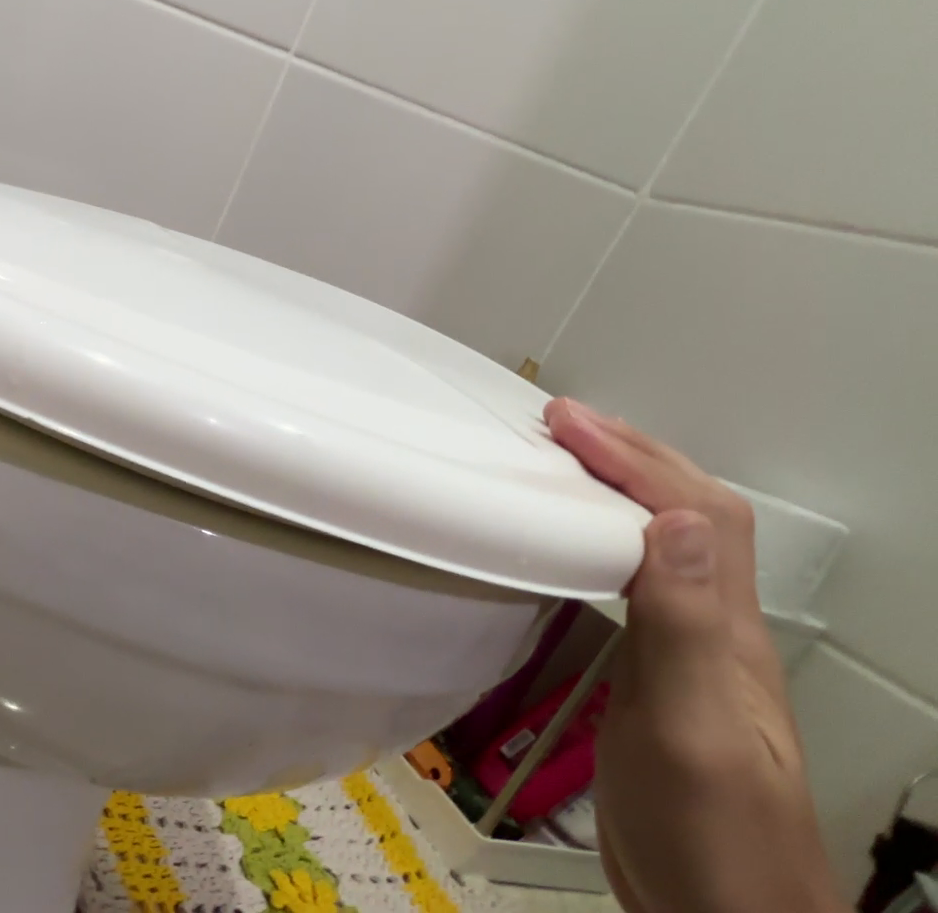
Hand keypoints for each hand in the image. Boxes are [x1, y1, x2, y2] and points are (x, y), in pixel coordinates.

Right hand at [546, 399, 840, 912]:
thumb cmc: (704, 830)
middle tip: (564, 423)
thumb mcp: (688, 729)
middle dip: (632, 456)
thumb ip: (680, 628)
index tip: (566, 423)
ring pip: (668, 543)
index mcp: (723, 635)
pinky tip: (571, 543)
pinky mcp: (656, 676)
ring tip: (567, 461)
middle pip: (693, 517)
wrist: (718, 909)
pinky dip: (603, 537)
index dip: (633, 459)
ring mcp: (688, 655)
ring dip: (623, 487)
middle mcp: (714, 632)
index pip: (692, 516)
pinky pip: (635, 580)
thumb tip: (671, 521)